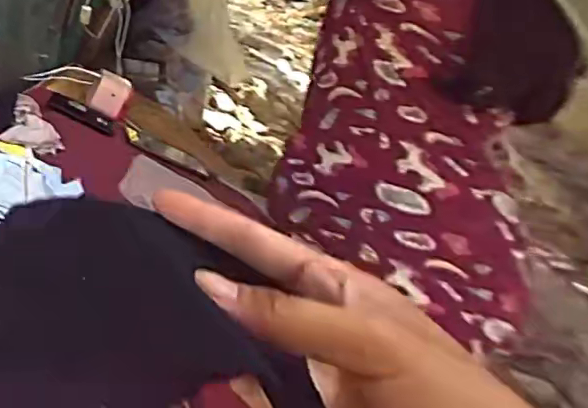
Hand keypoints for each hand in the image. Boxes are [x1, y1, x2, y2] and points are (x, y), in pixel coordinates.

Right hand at [155, 191, 525, 407]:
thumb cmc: (446, 396)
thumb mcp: (373, 341)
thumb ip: (290, 313)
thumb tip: (208, 282)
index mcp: (330, 286)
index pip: (257, 242)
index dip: (210, 219)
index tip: (161, 200)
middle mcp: (307, 322)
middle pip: (238, 285)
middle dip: (194, 263)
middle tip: (142, 249)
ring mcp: (303, 373)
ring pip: (236, 340)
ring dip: (201, 327)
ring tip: (156, 310)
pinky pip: (253, 392)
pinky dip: (225, 382)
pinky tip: (194, 373)